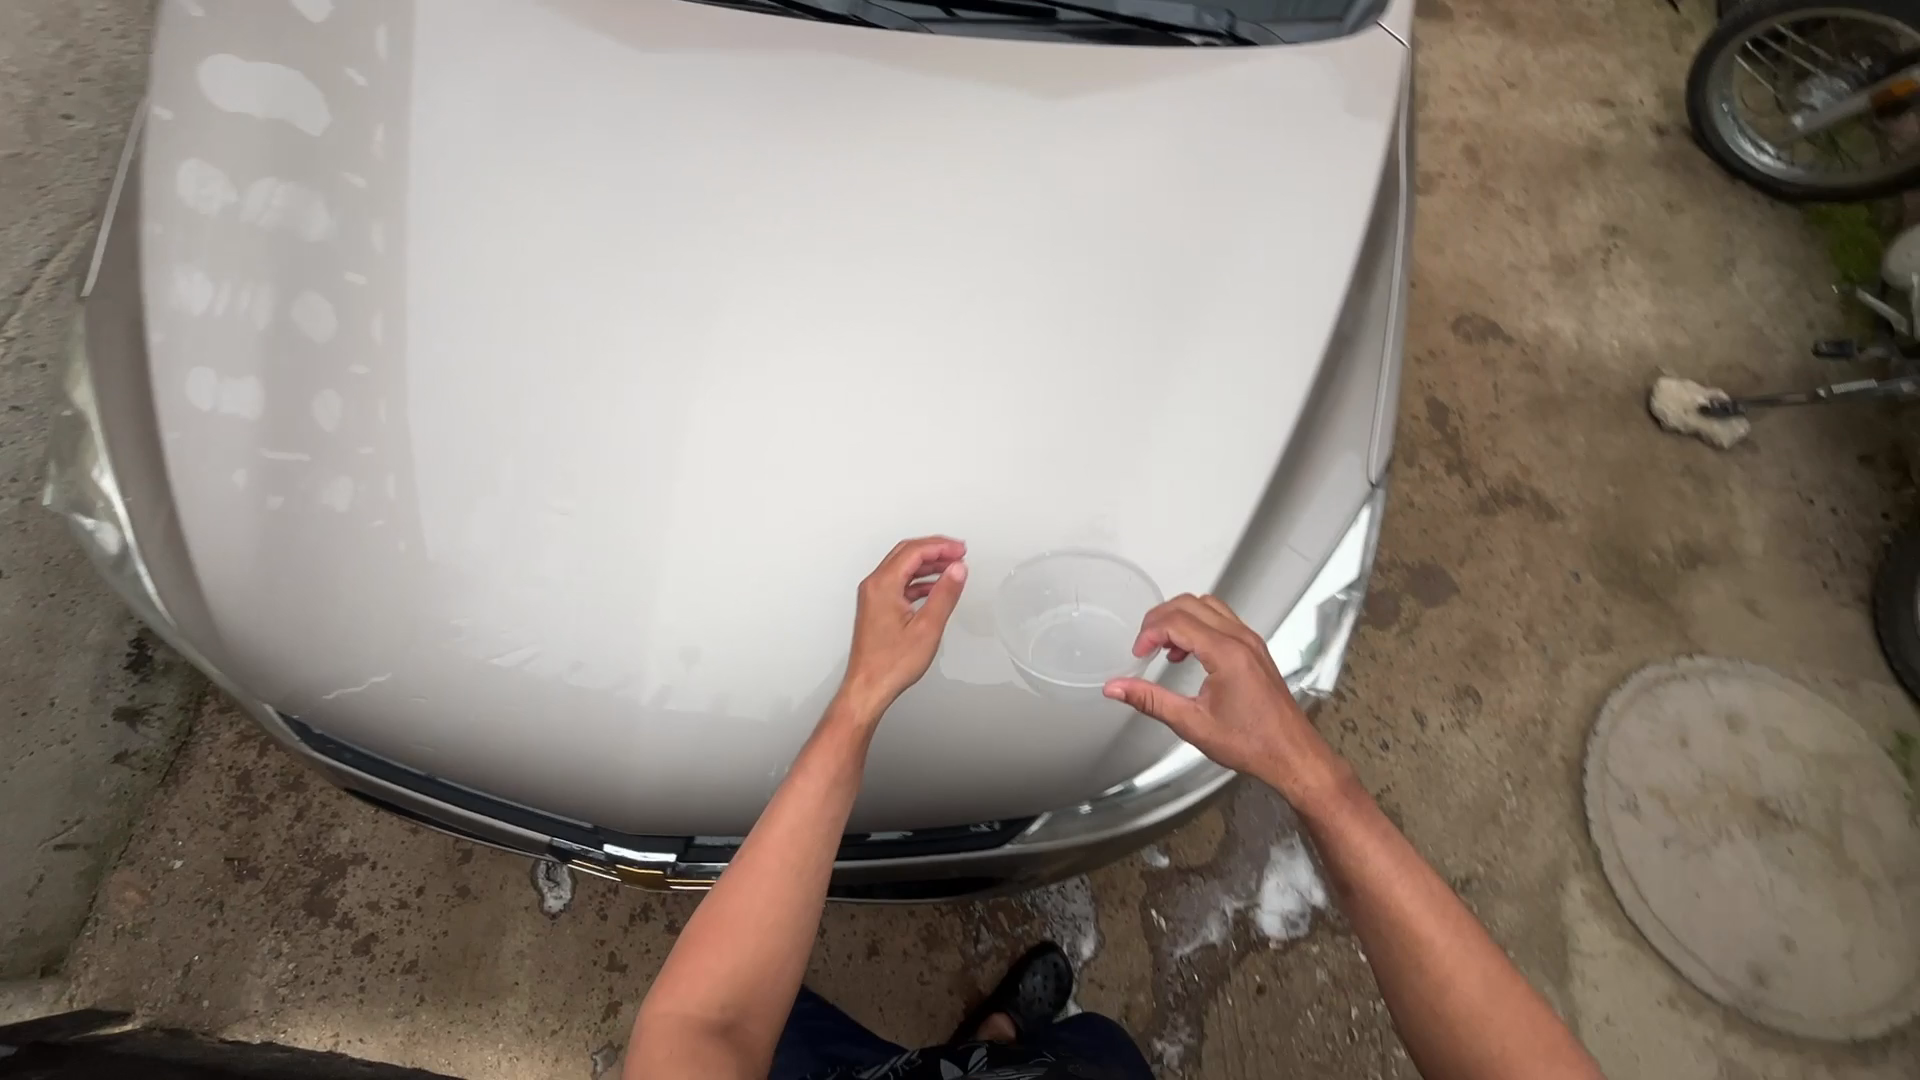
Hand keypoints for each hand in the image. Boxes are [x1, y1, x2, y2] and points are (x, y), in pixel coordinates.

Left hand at [838, 536, 968, 719]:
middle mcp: (874, 586)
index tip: (960, 549)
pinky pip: (899, 582)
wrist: (868, 687)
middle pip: (906, 553)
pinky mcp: (876, 607)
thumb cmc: (890, 664)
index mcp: (883, 585)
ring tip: (951, 566)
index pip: (914, 551)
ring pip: (902, 567)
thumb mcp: (927, 627)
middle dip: (934, 549)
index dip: (941, 546)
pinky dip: (919, 579)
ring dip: (927, 564)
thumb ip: (945, 594)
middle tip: (958, 552)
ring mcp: (873, 596)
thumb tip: (957, 569)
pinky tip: (935, 587)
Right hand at [1104, 594, 1351, 811]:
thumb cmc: (1251, 743)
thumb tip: (1116, 688)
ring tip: (1163, 647)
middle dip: (1159, 619)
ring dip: (1179, 618)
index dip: (1149, 633)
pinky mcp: (1254, 648)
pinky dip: (1197, 624)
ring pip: (1206, 605)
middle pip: (1189, 604)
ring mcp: (1250, 641)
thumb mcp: (1191, 724)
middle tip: (1144, 645)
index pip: (1177, 621)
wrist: (1292, 755)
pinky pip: (1220, 618)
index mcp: (1226, 654)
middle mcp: (1241, 639)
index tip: (1137, 654)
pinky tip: (1187, 653)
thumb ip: (1149, 700)